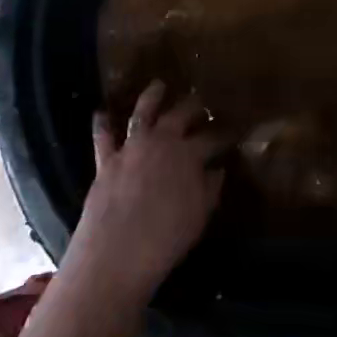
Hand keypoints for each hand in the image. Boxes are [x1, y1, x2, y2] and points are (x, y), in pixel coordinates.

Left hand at [65, 81, 224, 300]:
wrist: (118, 251)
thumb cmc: (166, 239)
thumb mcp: (198, 217)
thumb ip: (209, 189)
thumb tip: (217, 169)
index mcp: (188, 156)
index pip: (212, 139)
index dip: (224, 134)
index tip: (234, 129)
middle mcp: (160, 142)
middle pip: (180, 115)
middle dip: (193, 106)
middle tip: (201, 101)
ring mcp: (131, 146)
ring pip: (143, 112)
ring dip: (152, 96)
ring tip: (159, 85)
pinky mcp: (107, 157)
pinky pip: (103, 134)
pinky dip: (102, 122)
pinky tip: (101, 112)